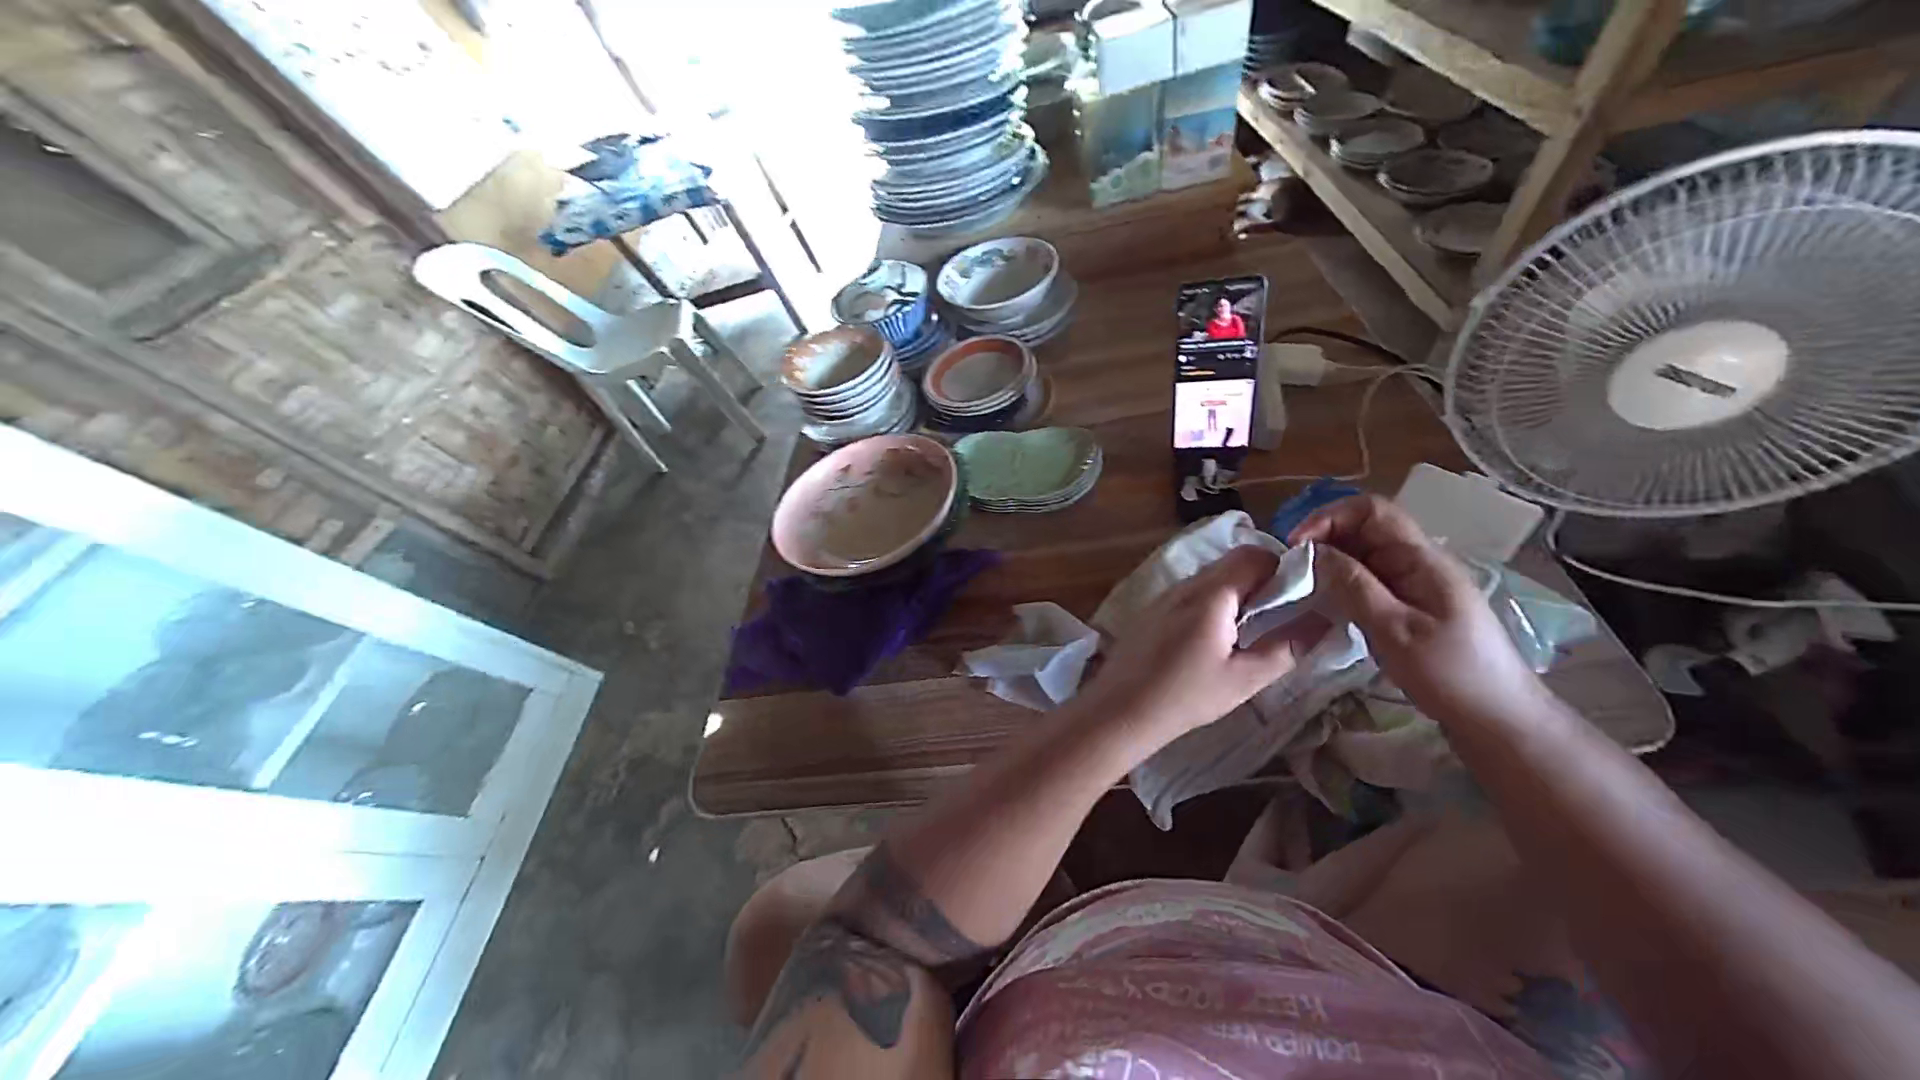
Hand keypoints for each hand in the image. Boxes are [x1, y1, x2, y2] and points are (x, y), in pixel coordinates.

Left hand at [1078, 545, 1329, 743]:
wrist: (1119, 710)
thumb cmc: (1185, 696)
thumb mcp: (1244, 678)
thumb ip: (1286, 648)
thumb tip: (1323, 622)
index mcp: (1211, 594)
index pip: (1255, 555)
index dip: (1283, 568)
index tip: (1300, 597)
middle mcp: (1185, 585)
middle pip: (1232, 562)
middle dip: (1262, 580)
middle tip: (1281, 615)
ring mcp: (1164, 596)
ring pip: (1211, 577)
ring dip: (1237, 592)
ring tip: (1252, 629)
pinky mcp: (1152, 611)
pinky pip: (1191, 592)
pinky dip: (1213, 603)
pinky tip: (1217, 637)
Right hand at [1289, 495, 1549, 727]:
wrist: (1499, 718)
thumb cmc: (1451, 674)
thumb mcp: (1395, 630)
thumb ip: (1354, 586)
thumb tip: (1313, 552)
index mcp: (1421, 560)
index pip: (1372, 511)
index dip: (1329, 517)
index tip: (1296, 545)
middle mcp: (1417, 563)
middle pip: (1364, 529)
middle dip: (1322, 538)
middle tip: (1290, 568)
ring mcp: (1414, 584)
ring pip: (1362, 555)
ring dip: (1328, 561)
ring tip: (1299, 585)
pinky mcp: (1408, 606)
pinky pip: (1366, 579)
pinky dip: (1339, 582)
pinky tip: (1322, 602)